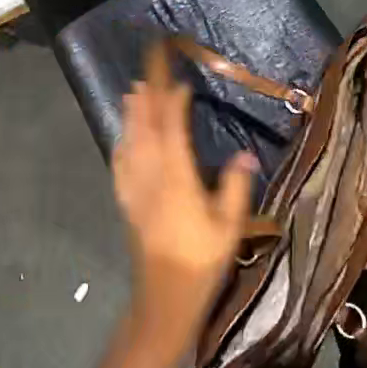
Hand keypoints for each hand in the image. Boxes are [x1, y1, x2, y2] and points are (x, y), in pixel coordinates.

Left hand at [111, 41, 255, 320]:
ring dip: (132, 114)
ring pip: (130, 141)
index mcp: (177, 176)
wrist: (164, 297)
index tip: (182, 84)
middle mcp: (151, 175)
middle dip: (148, 97)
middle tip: (149, 69)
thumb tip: (246, 156)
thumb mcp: (228, 226)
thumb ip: (235, 188)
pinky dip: (121, 142)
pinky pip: (120, 164)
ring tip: (133, 90)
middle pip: (146, 127)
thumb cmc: (201, 261)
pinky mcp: (127, 202)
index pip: (173, 129)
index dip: (175, 103)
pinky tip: (121, 137)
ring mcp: (135, 188)